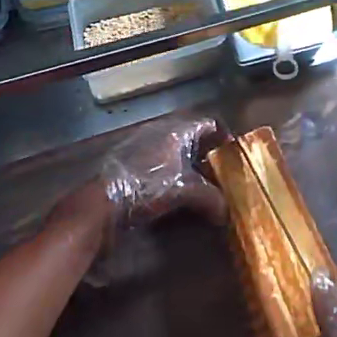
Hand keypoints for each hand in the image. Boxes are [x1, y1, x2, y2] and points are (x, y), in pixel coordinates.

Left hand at [96, 113, 229, 230]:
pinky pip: (161, 159)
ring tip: (202, 181)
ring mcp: (144, 143)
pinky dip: (173, 169)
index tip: (234, 152)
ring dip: (189, 162)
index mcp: (176, 131)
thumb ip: (209, 198)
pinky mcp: (132, 159)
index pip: (207, 124)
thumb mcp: (184, 192)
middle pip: (192, 136)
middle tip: (221, 169)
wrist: (103, 201)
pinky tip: (176, 187)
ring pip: (176, 148)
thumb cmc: (147, 187)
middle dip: (207, 151)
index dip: (222, 136)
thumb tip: (226, 213)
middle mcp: (161, 130)